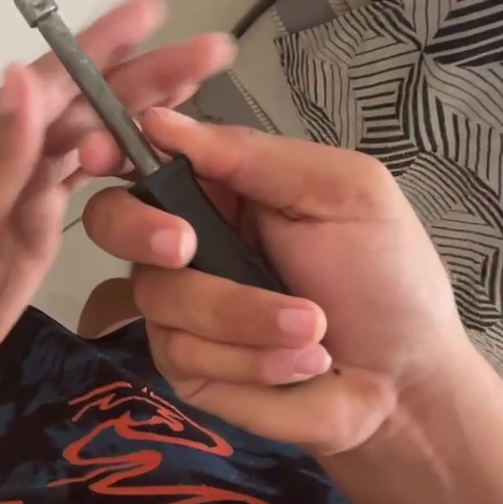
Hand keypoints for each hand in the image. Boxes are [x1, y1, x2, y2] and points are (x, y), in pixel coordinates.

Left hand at [0, 0, 235, 409]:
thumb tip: (23, 72)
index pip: (45, 84)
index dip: (99, 47)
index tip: (154, 13)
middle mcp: (1, 157)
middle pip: (77, 107)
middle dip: (140, 78)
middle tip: (210, 54)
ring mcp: (21, 191)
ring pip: (85, 139)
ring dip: (136, 116)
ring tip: (198, 94)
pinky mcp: (36, 224)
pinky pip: (83, 181)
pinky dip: (119, 163)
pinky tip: (156, 150)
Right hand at [81, 109, 468, 454]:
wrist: (405, 383)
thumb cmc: (383, 275)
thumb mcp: (340, 193)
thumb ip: (251, 155)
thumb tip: (158, 120)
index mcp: (215, 192)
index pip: (141, 161)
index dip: (106, 152)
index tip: (97, 154)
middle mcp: (180, 243)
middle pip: (110, 222)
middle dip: (138, 230)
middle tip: (186, 249)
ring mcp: (173, 307)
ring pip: (157, 296)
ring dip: (242, 314)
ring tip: (313, 329)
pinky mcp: (179, 363)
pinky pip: (182, 352)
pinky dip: (250, 359)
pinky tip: (298, 364)